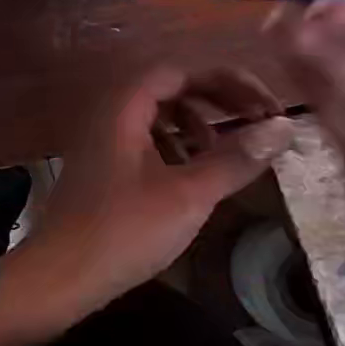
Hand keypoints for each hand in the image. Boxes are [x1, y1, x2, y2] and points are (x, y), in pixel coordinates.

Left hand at [20, 66, 293, 315]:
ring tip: (227, 151)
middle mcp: (110, 111)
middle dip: (216, 101)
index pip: (182, 71)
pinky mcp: (103, 164)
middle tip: (258, 122)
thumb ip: (235, 158)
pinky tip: (194, 174)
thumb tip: (283, 127)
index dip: (229, 81)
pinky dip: (175, 147)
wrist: (61, 274)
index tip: (268, 106)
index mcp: (124, 106)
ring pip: (158, 115)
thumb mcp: (188, 195)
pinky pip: (146, 139)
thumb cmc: (124, 230)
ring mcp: (102, 138)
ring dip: (196, 125)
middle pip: (170, 88)